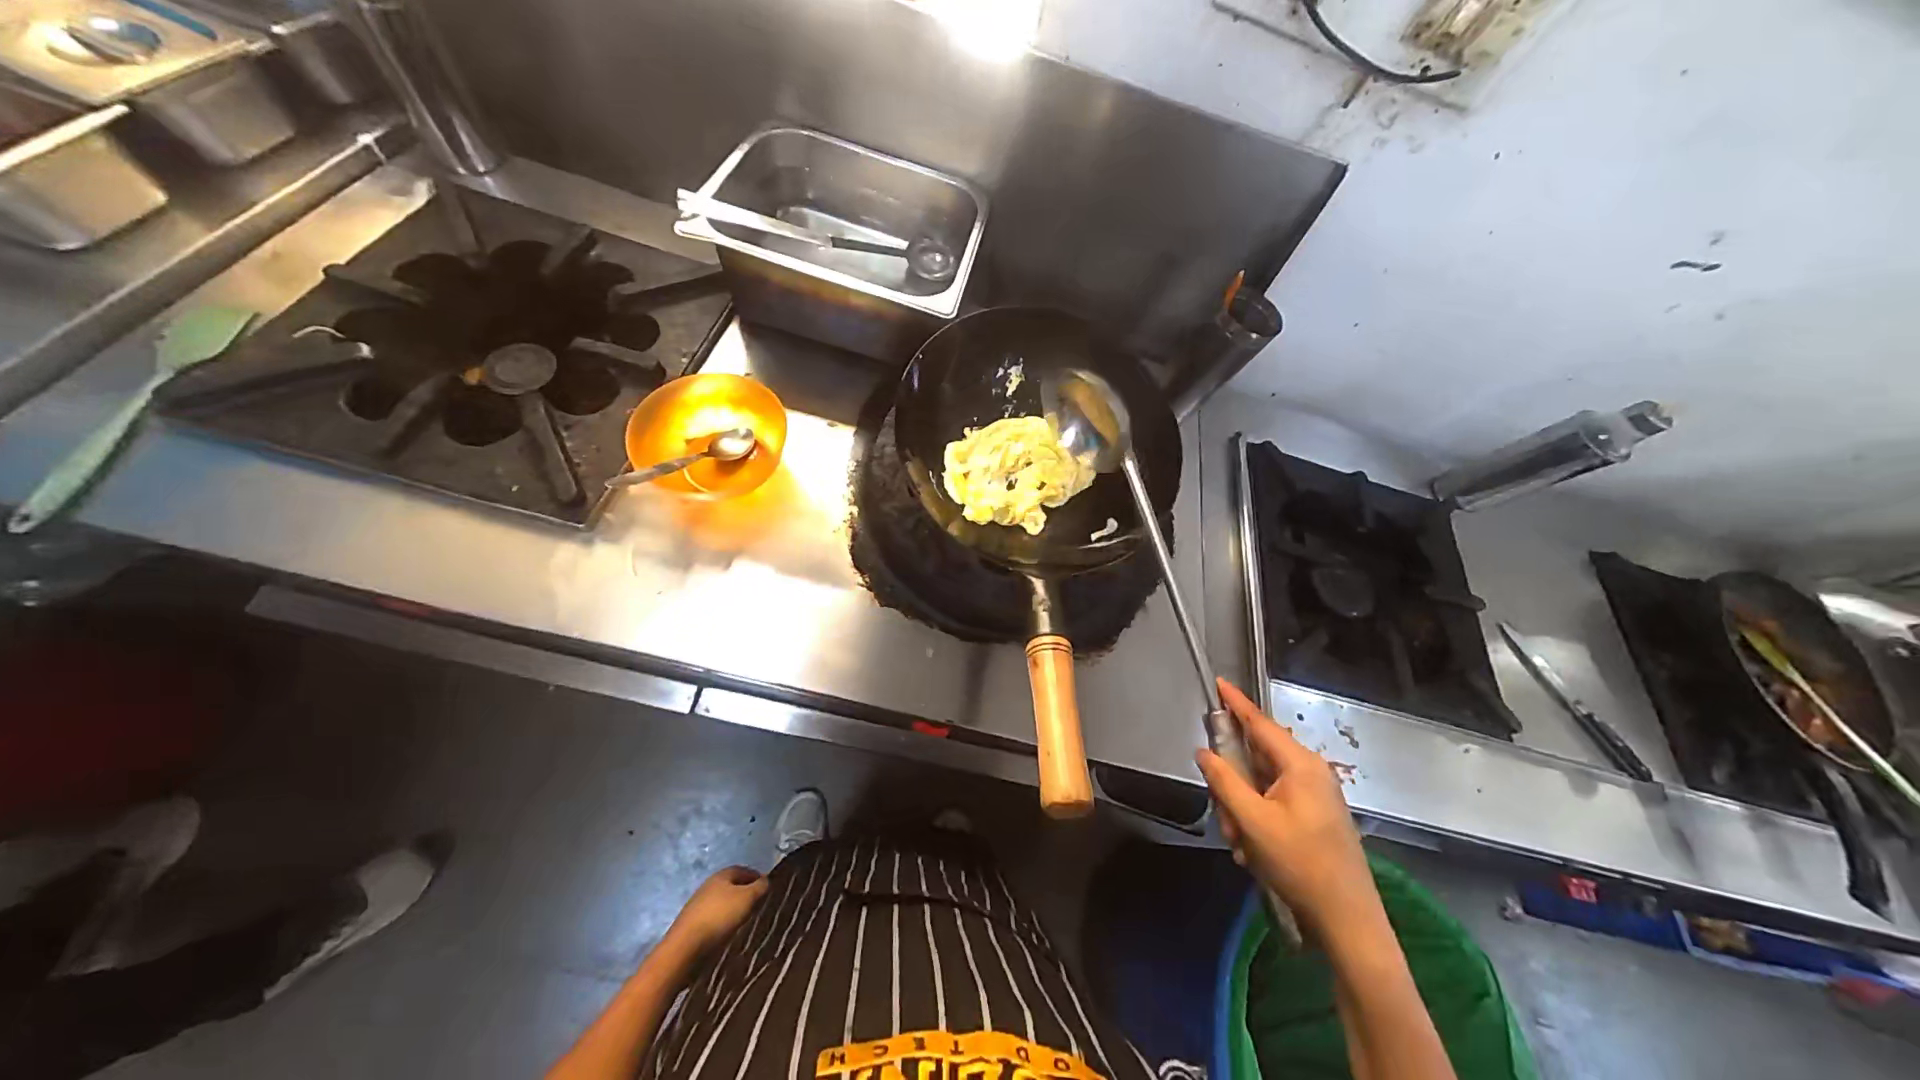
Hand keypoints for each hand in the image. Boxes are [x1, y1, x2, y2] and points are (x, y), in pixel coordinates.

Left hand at [665, 866, 769, 960]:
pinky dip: (725, 923)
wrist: (685, 947)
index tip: (769, 891)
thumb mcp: (748, 898)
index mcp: (721, 875)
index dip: (758, 878)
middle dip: (747, 895)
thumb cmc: (720, 917)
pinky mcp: (693, 924)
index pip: (744, 870)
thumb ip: (760, 887)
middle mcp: (709, 886)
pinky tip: (730, 934)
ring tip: (748, 923)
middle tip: (760, 907)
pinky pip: (715, 919)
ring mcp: (699, 905)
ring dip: (736, 911)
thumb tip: (766, 880)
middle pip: (733, 887)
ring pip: (724, 904)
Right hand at [1196, 678, 1382, 943]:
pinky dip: (1255, 822)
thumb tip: (1204, 752)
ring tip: (1241, 844)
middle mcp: (1309, 773)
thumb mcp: (1252, 821)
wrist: (1347, 917)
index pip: (1261, 724)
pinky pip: (1271, 803)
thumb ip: (1224, 781)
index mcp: (1300, 766)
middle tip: (1224, 816)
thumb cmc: (1300, 862)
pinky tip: (1252, 852)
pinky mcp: (1312, 815)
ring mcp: (1313, 795)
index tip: (1219, 682)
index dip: (1237, 703)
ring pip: (1259, 785)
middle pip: (1254, 758)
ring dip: (1241, 809)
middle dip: (1231, 785)